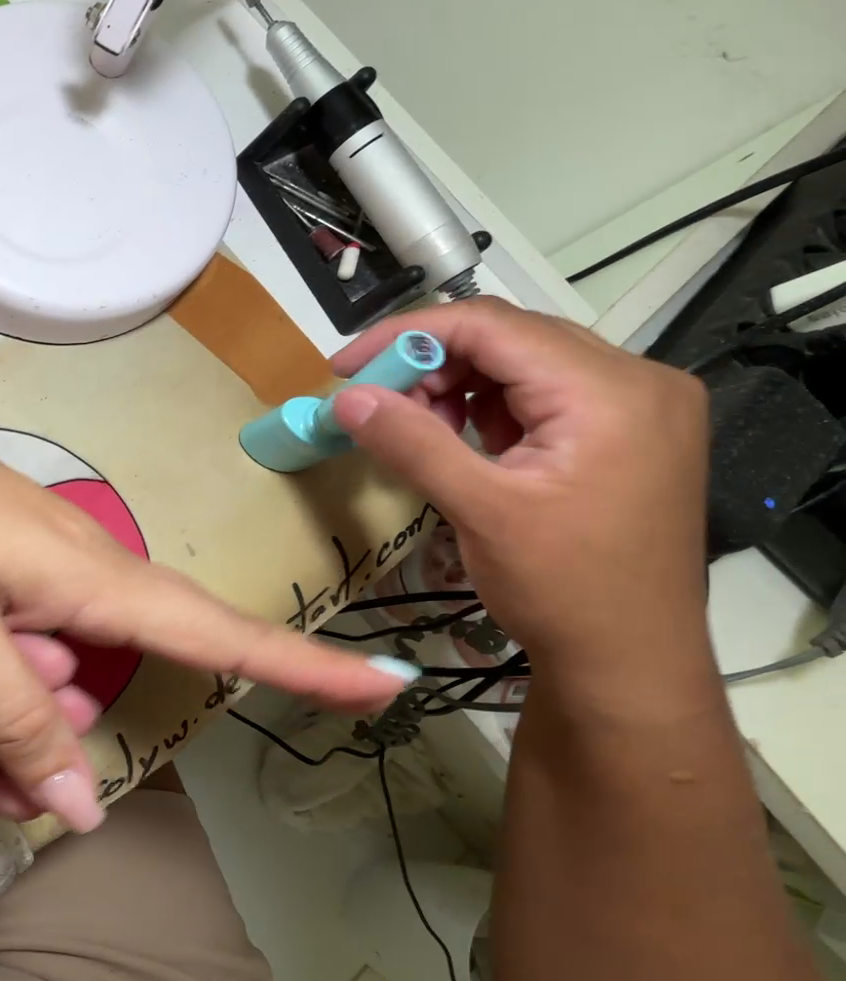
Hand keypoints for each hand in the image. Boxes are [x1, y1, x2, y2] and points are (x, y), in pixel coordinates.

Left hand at [0, 403, 417, 833]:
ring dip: (164, 676)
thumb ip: (13, 715)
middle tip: (338, 701)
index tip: (382, 686)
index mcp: (93, 580)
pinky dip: (90, 667)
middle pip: (190, 629)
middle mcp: (93, 567)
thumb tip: (86, 806)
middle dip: (265, 665)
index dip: (299, 664)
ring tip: (183, 720)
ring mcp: (61, 561)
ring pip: (124, 636)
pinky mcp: (28, 564)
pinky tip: (66, 696)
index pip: (217, 630)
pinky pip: (78, 627)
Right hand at [328, 298, 709, 669]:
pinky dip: (487, 407)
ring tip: (411, 428)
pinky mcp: (625, 432)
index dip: (409, 335)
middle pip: (511, 338)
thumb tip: (346, 398)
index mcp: (610, 391)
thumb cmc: (561, 586)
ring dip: (455, 385)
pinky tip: (455, 438)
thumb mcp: (479, 510)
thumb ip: (413, 444)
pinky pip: (542, 395)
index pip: (494, 326)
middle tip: (371, 404)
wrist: (629, 654)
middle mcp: (636, 380)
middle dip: (430, 363)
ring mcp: (636, 406)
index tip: (344, 367)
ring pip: (523, 364)